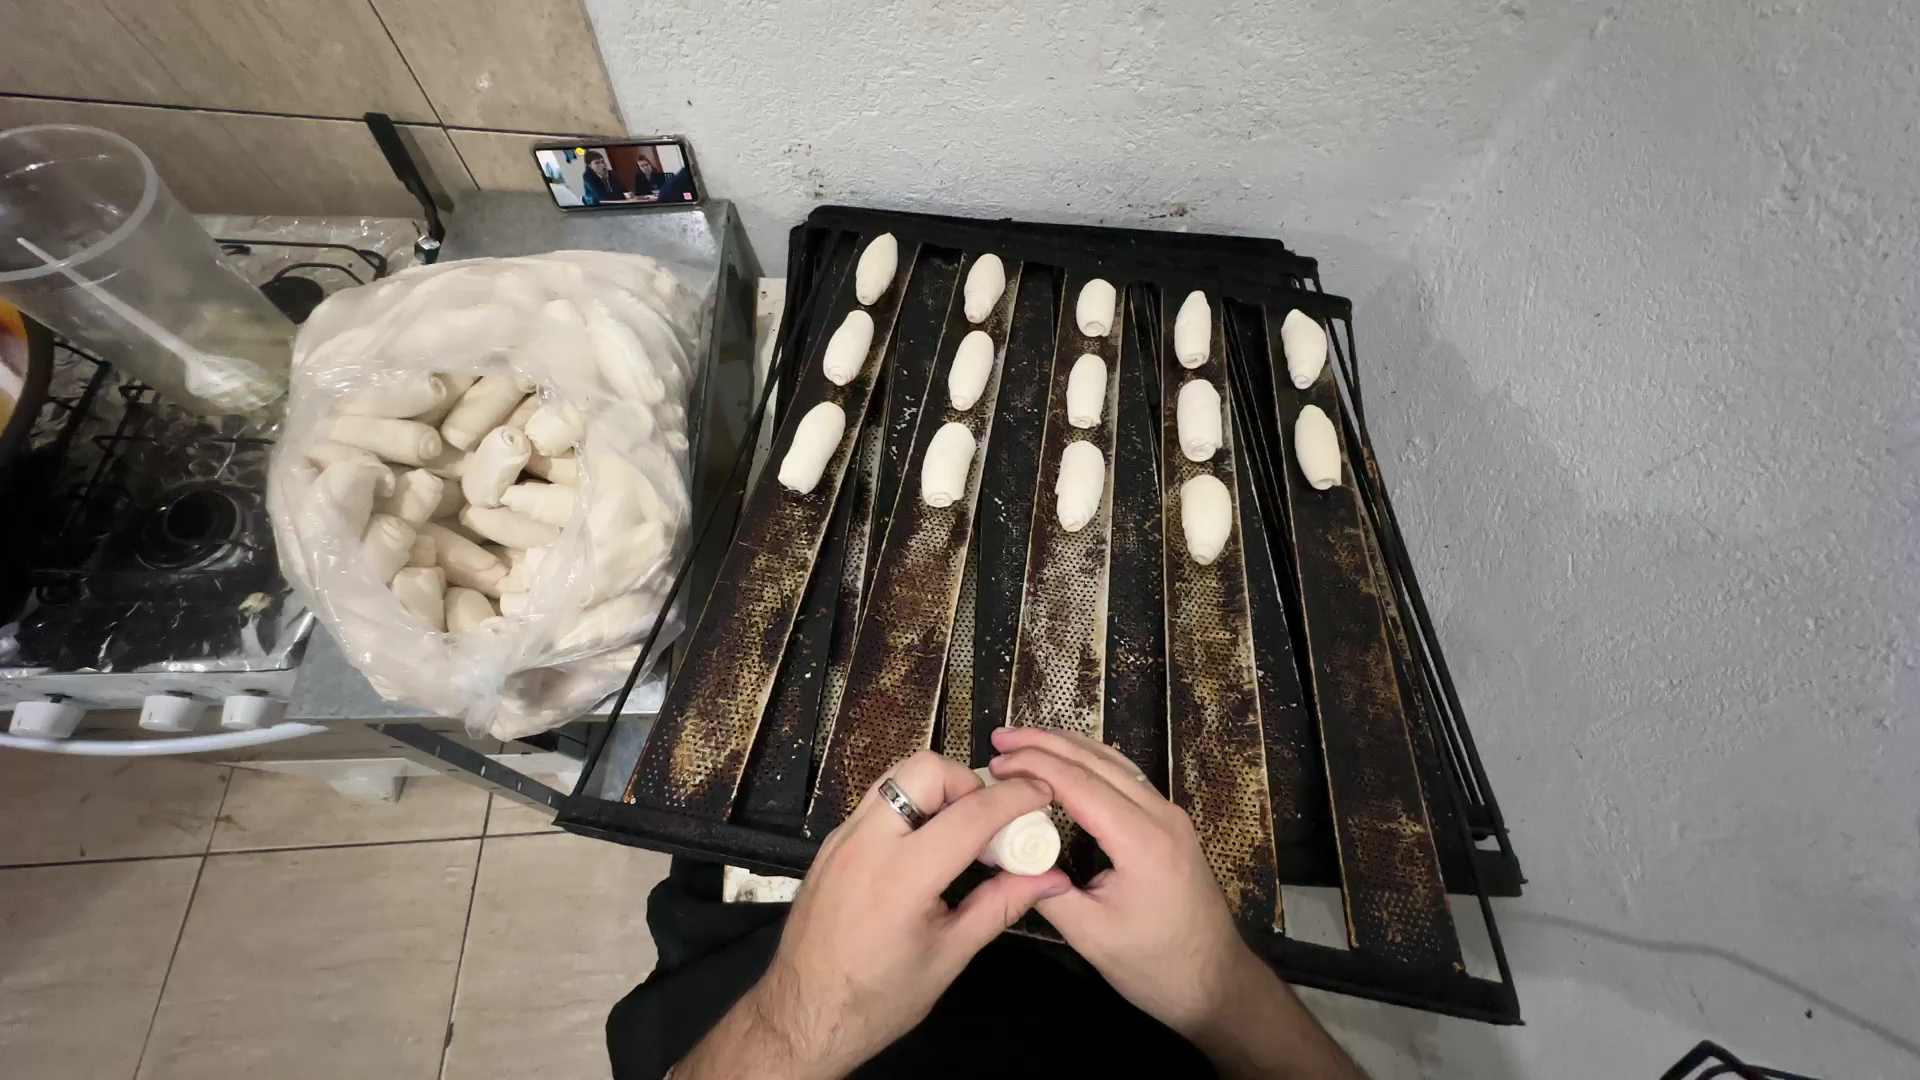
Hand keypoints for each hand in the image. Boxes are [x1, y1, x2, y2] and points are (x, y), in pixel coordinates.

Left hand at [675, 750, 1069, 1079]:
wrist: (800, 1017)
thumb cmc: (879, 998)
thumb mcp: (949, 956)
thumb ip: (1001, 905)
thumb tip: (1051, 878)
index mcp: (903, 875)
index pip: (970, 814)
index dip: (1013, 798)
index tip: (1041, 792)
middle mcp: (868, 840)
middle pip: (925, 768)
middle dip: (966, 781)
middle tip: (985, 819)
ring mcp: (843, 836)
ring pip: (896, 775)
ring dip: (935, 787)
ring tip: (956, 828)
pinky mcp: (831, 841)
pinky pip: (877, 800)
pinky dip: (909, 804)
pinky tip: (921, 844)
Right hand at [989, 727, 1364, 1079]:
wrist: (1217, 983)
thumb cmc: (1154, 966)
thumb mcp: (1091, 936)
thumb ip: (1045, 890)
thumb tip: (1003, 857)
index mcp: (1141, 838)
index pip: (1079, 783)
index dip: (1034, 766)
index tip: (996, 763)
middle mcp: (1159, 813)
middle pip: (1095, 760)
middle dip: (1044, 742)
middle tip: (1001, 737)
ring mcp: (1168, 812)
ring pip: (1112, 760)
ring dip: (1066, 745)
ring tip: (1023, 740)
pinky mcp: (1168, 820)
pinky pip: (1124, 774)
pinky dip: (1087, 760)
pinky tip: (1065, 760)